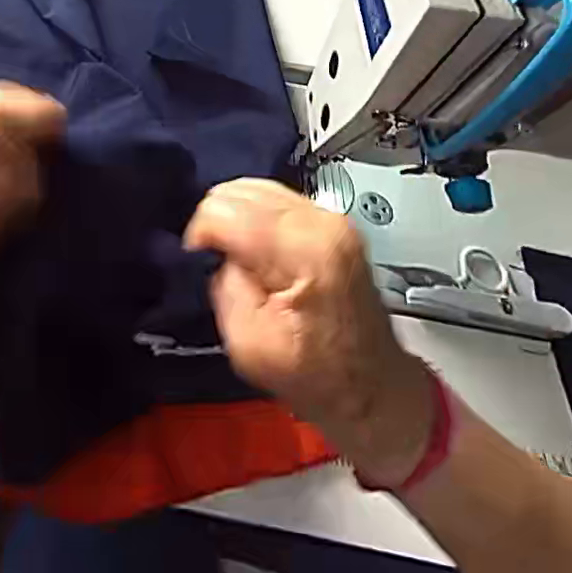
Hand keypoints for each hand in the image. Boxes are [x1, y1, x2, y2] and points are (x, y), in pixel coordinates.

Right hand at [185, 179, 434, 485]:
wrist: (371, 385)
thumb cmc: (311, 372)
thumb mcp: (247, 341)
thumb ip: (222, 283)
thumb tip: (216, 249)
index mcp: (303, 251)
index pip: (220, 210)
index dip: (200, 237)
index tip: (203, 264)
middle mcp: (321, 221)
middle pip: (233, 191)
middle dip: (216, 224)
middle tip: (220, 263)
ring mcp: (330, 216)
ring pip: (248, 186)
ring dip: (231, 218)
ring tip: (238, 257)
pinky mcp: (330, 218)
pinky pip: (268, 195)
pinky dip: (249, 215)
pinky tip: (253, 247)